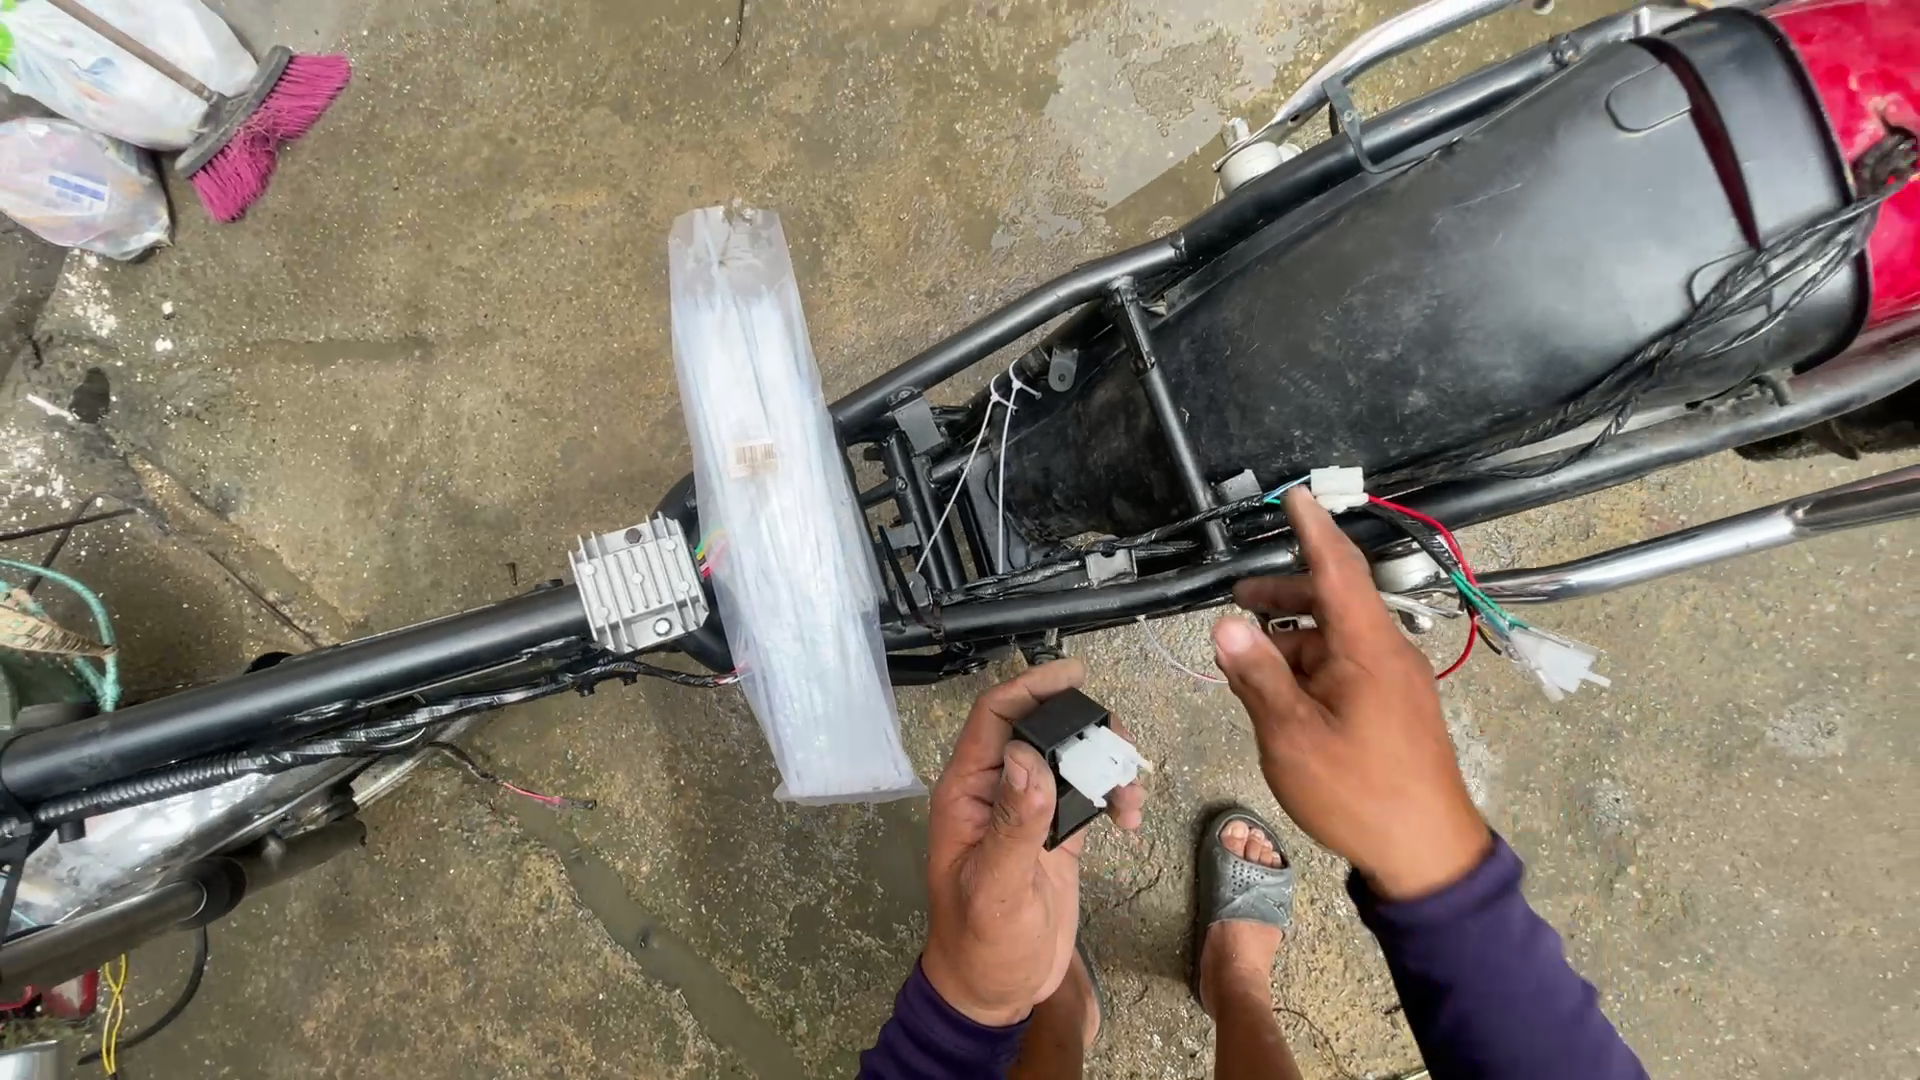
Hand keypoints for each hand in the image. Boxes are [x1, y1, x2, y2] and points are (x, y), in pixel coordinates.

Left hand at [921, 659, 1145, 1026]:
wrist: (996, 990)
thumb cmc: (981, 943)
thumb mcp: (995, 888)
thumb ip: (1013, 823)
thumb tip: (1029, 755)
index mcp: (969, 789)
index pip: (995, 717)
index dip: (1030, 686)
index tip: (1073, 672)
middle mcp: (999, 787)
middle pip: (1040, 727)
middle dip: (1081, 723)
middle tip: (1120, 738)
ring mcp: (1030, 806)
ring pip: (1069, 755)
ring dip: (1103, 760)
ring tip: (1130, 786)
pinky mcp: (1057, 829)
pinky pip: (1087, 791)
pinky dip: (1112, 794)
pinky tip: (1129, 817)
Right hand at [1210, 486, 1490, 901]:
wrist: (1427, 856)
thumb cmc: (1357, 790)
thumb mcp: (1292, 734)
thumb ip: (1258, 674)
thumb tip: (1225, 625)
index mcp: (1368, 650)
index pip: (1339, 570)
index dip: (1313, 530)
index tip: (1296, 495)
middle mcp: (1386, 653)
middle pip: (1332, 601)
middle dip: (1282, 593)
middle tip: (1237, 596)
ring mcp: (1392, 680)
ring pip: (1333, 637)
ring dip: (1288, 636)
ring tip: (1246, 655)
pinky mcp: (1391, 705)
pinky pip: (1343, 664)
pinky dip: (1306, 663)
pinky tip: (1277, 688)